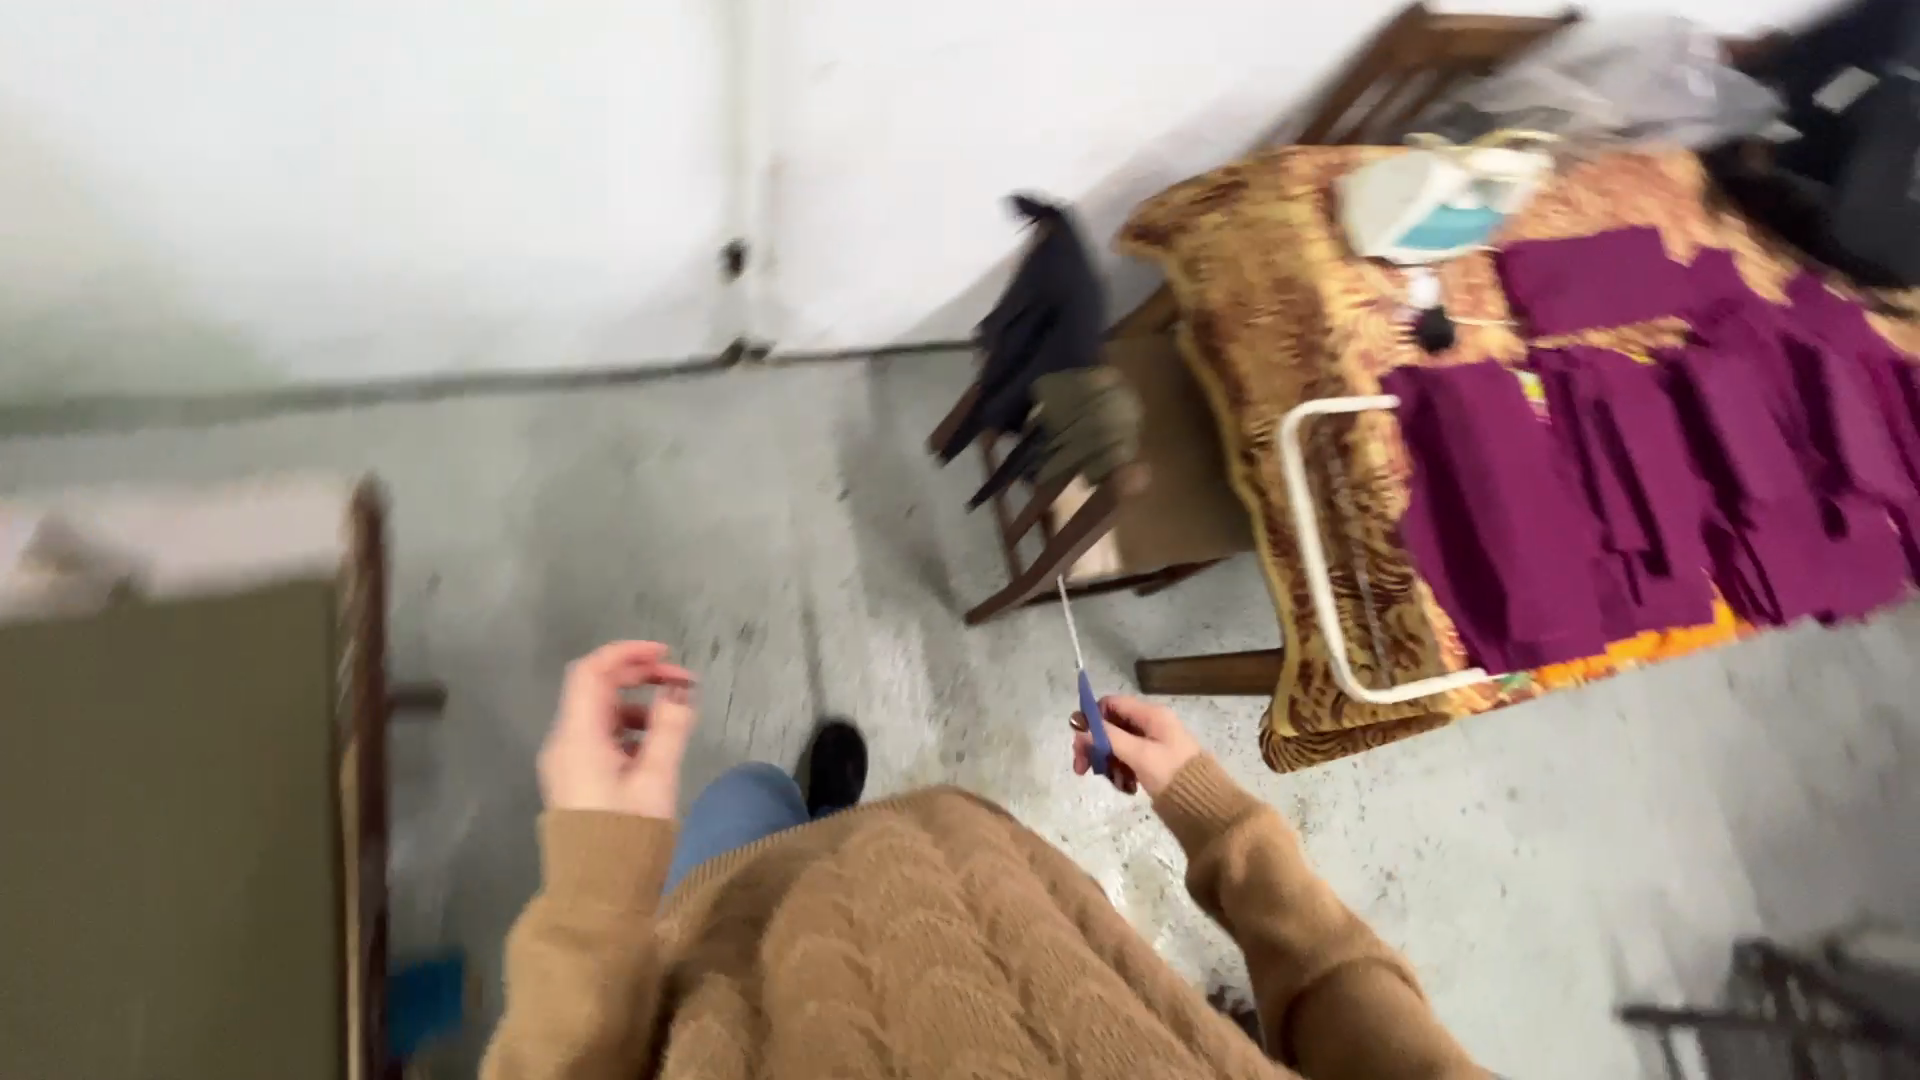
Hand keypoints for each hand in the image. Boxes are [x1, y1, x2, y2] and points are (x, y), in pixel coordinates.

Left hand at [538, 641, 696, 818]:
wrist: (598, 890)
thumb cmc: (628, 831)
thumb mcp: (656, 777)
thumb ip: (669, 727)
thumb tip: (679, 691)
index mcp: (579, 737)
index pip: (593, 672)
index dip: (628, 653)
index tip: (666, 653)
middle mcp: (566, 741)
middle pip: (598, 686)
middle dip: (641, 674)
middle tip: (683, 681)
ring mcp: (569, 759)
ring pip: (601, 710)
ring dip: (638, 700)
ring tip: (675, 713)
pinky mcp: (578, 775)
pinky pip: (602, 733)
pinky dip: (630, 724)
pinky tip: (656, 742)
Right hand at [1071, 695, 1201, 796]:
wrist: (1206, 806)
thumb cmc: (1172, 775)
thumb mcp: (1139, 754)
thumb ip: (1108, 737)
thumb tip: (1078, 724)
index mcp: (1151, 714)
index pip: (1111, 703)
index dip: (1091, 718)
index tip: (1079, 741)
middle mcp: (1151, 724)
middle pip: (1111, 725)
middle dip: (1095, 745)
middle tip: (1082, 769)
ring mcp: (1153, 743)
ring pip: (1117, 744)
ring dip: (1108, 761)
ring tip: (1113, 782)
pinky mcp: (1154, 761)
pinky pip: (1128, 759)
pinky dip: (1121, 771)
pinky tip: (1125, 787)